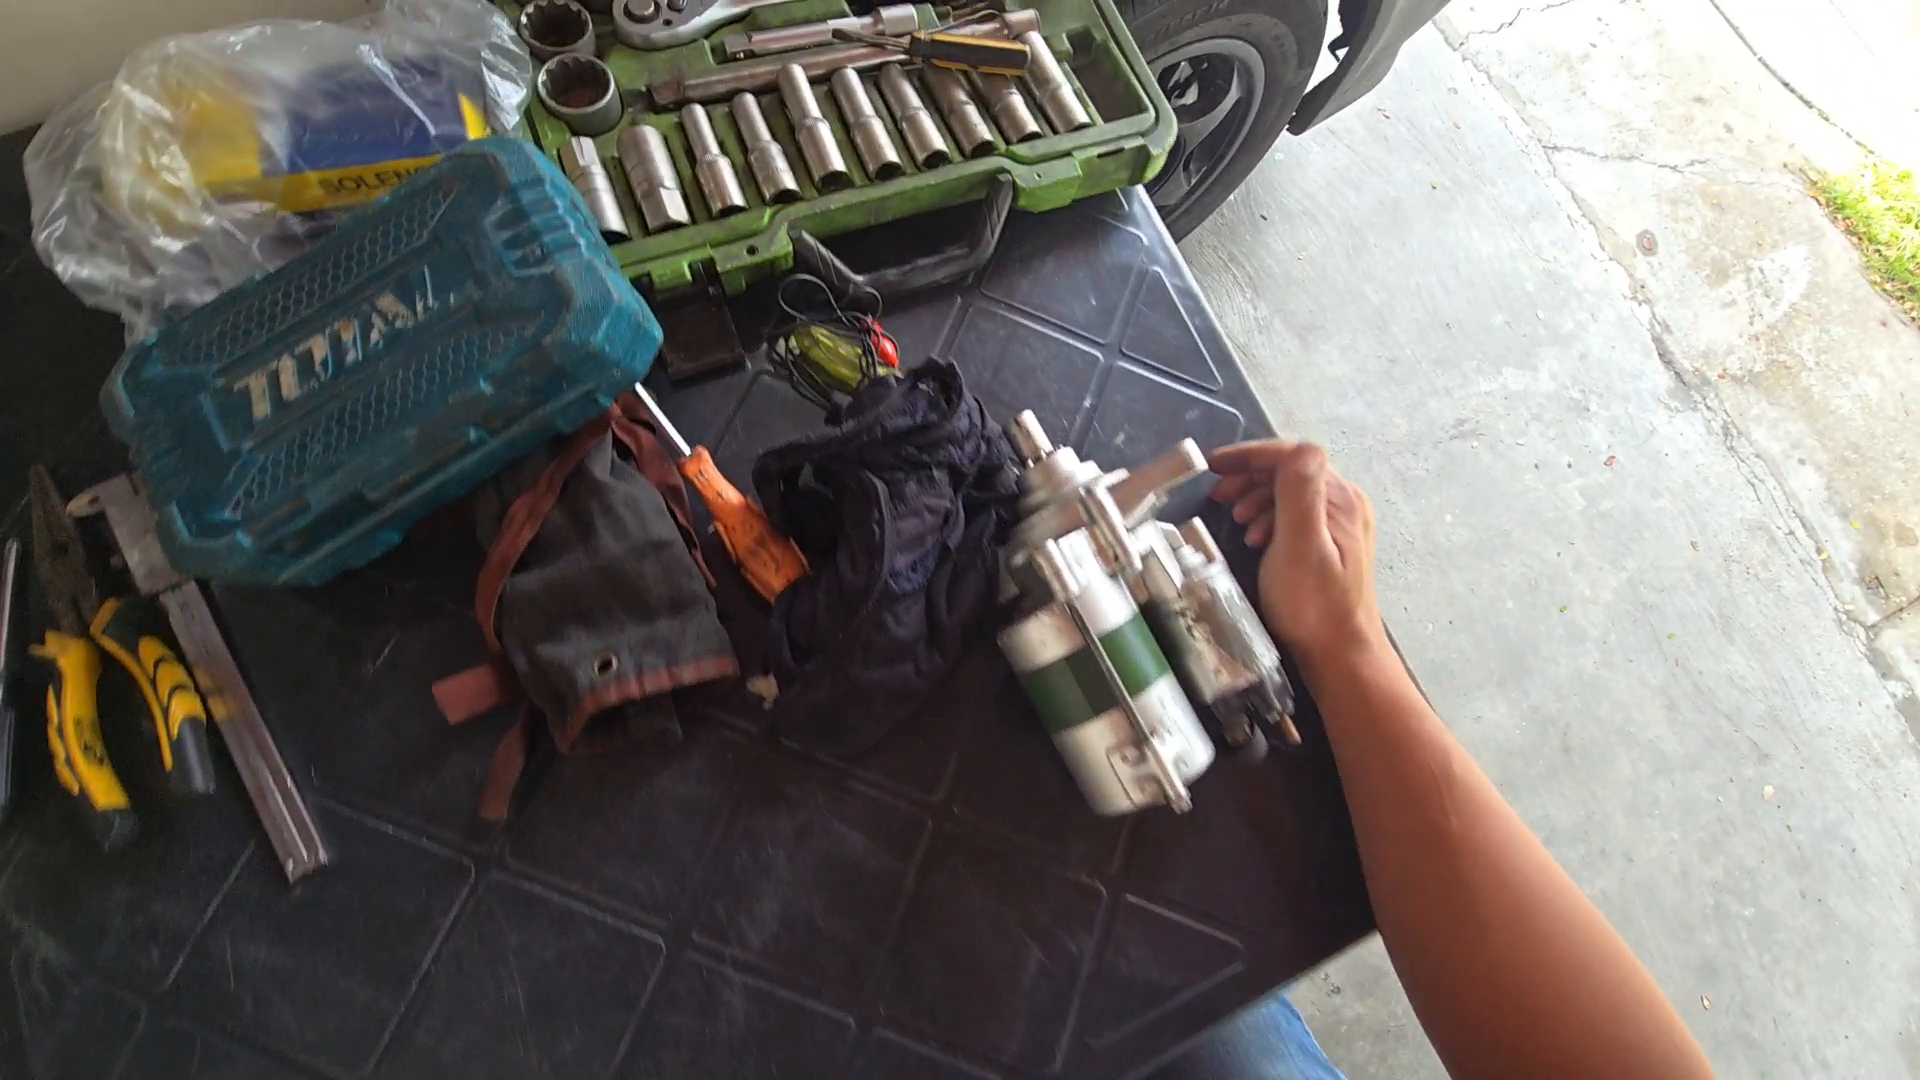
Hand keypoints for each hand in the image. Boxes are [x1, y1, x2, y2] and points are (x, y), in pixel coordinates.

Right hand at [1208, 441, 1383, 660]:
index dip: (1249, 455)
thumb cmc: (1314, 605)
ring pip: (1289, 491)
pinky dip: (1267, 516)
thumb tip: (1298, 448)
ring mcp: (1339, 524)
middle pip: (1290, 470)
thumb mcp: (1299, 547)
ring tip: (1233, 518)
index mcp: (1339, 499)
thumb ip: (1298, 495)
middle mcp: (1344, 503)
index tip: (1212, 466)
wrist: (1338, 654)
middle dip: (1247, 475)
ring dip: (1255, 496)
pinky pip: (1293, 513)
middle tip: (1216, 495)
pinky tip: (1255, 537)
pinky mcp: (1330, 543)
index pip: (1292, 455)